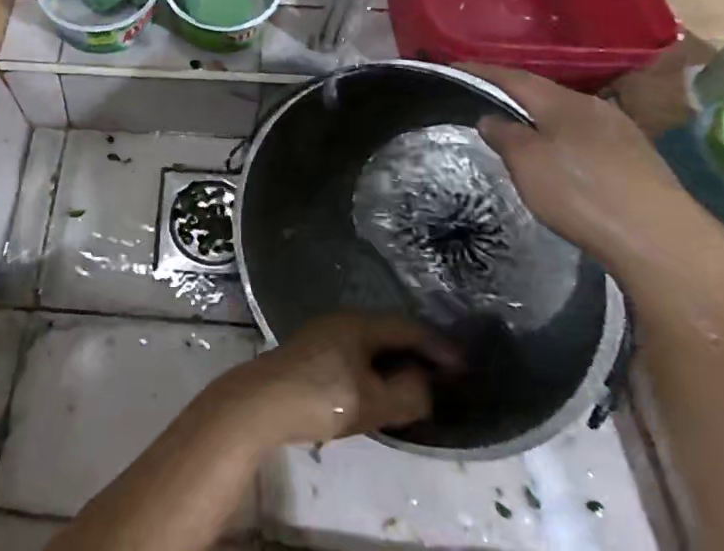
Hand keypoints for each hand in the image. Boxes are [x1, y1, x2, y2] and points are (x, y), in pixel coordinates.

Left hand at [217, 313, 459, 446]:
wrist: (259, 404)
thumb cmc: (320, 398)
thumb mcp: (372, 402)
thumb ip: (408, 394)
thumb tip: (427, 384)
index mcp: (360, 324)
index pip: (409, 328)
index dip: (439, 346)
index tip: (465, 365)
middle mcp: (342, 320)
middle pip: (389, 331)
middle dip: (418, 350)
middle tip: (444, 373)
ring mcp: (323, 333)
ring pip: (370, 343)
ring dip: (395, 360)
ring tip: (416, 381)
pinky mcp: (310, 352)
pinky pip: (355, 352)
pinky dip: (375, 366)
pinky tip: (378, 386)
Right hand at [461, 64, 723, 298]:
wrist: (661, 240)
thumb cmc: (583, 195)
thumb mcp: (528, 164)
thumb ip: (504, 135)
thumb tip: (490, 117)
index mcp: (563, 101)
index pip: (513, 76)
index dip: (480, 71)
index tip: (452, 67)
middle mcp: (593, 106)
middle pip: (541, 92)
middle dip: (509, 93)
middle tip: (479, 99)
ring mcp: (620, 131)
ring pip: (565, 114)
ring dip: (537, 117)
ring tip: (514, 128)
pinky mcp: (636, 159)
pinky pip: (584, 136)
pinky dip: (560, 138)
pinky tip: (557, 156)